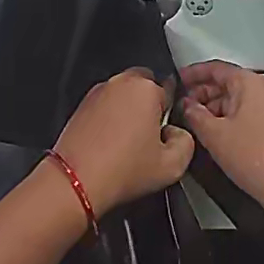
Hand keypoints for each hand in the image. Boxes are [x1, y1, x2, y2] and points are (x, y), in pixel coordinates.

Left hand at [52, 68, 193, 216]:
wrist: (77, 180)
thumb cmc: (120, 170)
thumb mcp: (173, 165)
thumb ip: (186, 142)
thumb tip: (179, 134)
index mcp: (146, 89)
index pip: (170, 90)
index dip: (171, 113)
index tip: (167, 130)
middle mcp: (120, 83)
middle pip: (144, 86)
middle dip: (150, 104)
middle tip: (150, 134)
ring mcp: (98, 92)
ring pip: (123, 94)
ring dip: (129, 110)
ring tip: (128, 142)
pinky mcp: (82, 105)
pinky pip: (105, 104)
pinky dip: (110, 117)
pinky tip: (111, 142)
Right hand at [179, 61, 263, 219]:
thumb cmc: (263, 160)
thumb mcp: (213, 133)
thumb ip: (193, 113)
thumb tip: (187, 107)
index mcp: (250, 83)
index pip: (215, 68)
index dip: (192, 73)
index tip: (179, 79)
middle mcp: (263, 92)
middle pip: (224, 83)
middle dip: (200, 94)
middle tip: (183, 105)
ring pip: (232, 100)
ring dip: (212, 110)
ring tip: (194, 124)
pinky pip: (242, 115)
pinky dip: (225, 121)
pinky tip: (213, 137)